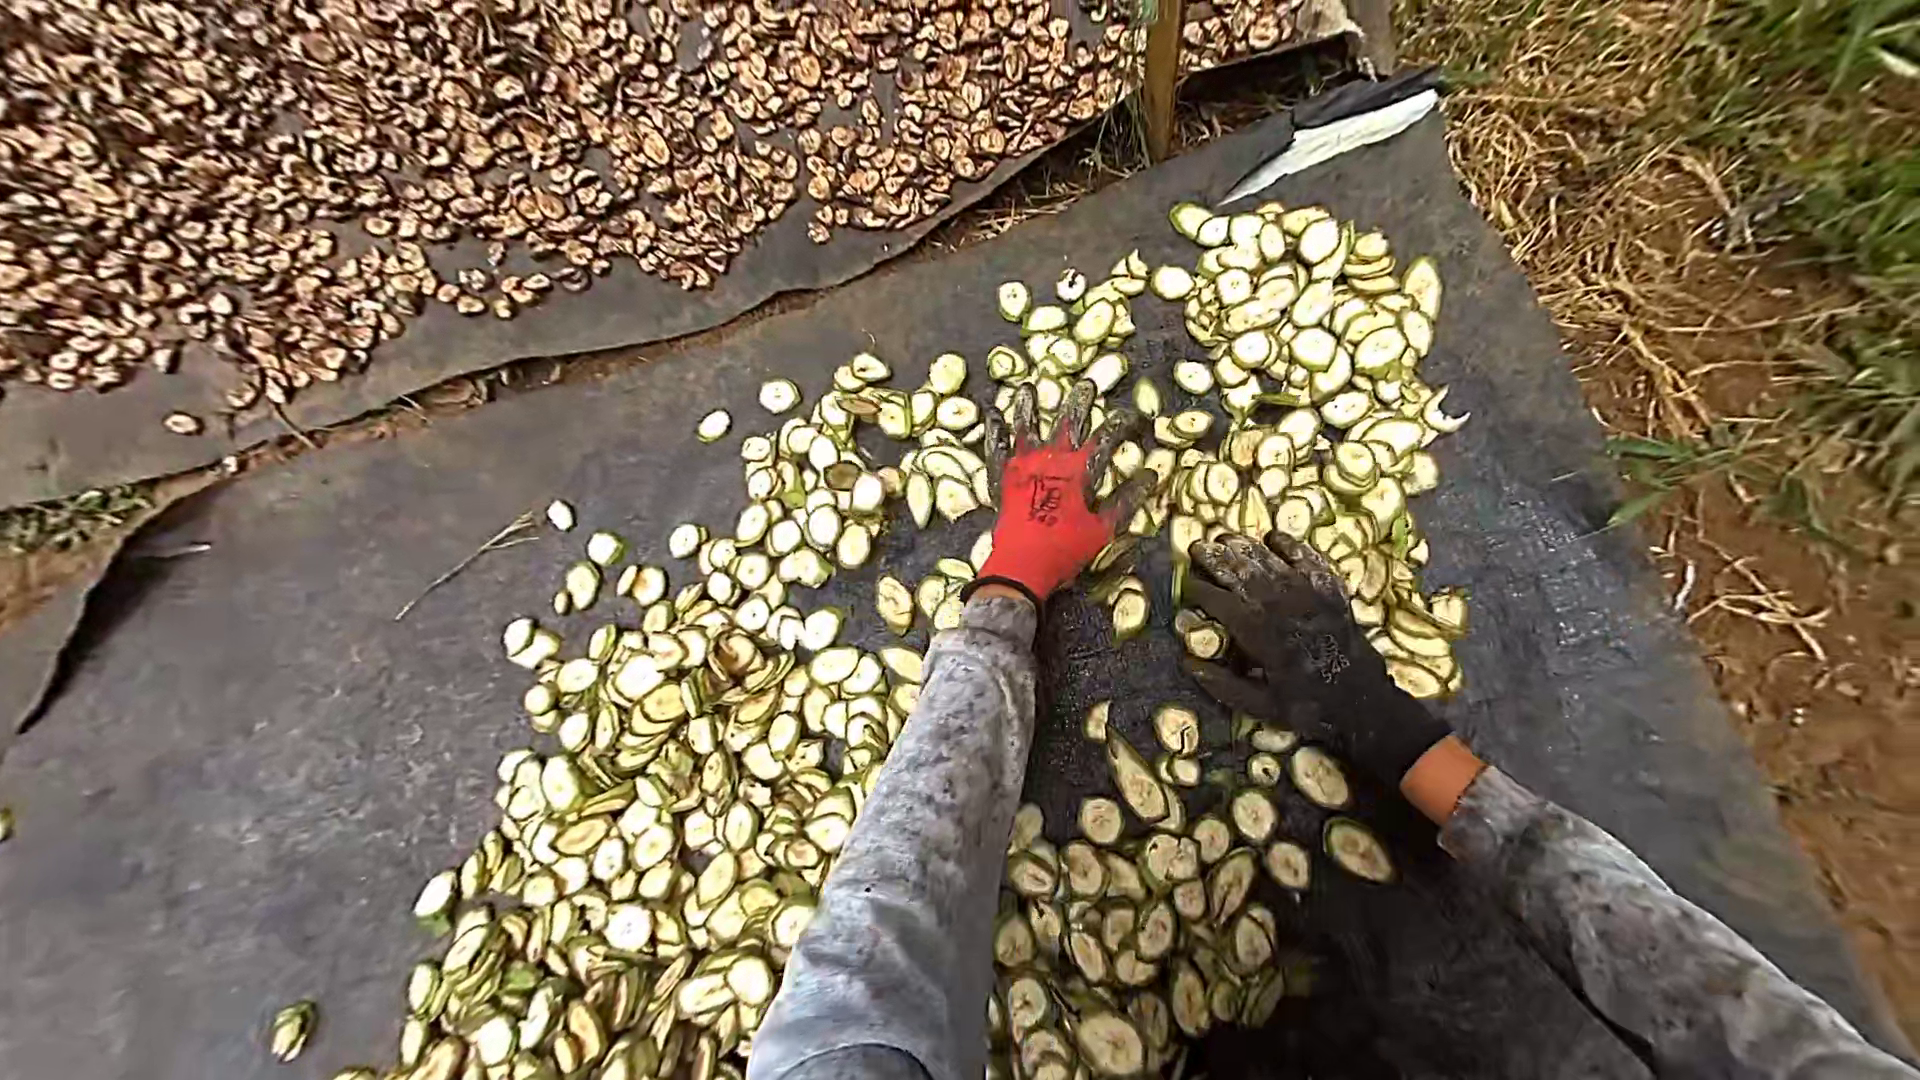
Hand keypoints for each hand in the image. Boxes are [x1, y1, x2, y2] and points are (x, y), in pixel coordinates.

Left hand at [971, 380, 1150, 604]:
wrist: (1021, 566)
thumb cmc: (1065, 548)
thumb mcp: (1102, 529)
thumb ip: (1126, 500)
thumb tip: (1151, 475)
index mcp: (1080, 470)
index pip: (1108, 437)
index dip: (1125, 424)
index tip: (1136, 418)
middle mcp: (1051, 459)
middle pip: (1069, 421)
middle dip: (1081, 401)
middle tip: (1087, 385)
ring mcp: (1023, 465)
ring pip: (1027, 427)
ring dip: (1030, 406)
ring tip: (1029, 387)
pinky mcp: (1002, 477)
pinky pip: (996, 448)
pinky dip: (995, 432)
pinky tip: (993, 416)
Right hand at [1180, 531, 1453, 790]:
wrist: (1365, 704)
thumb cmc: (1307, 706)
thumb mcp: (1258, 705)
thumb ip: (1221, 684)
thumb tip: (1187, 663)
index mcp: (1257, 632)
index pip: (1217, 600)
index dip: (1197, 590)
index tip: (1185, 586)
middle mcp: (1278, 605)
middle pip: (1238, 571)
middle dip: (1213, 557)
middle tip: (1196, 548)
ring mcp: (1306, 593)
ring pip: (1267, 559)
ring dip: (1242, 546)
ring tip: (1224, 538)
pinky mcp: (1329, 590)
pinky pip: (1306, 557)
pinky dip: (1289, 544)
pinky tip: (1273, 537)